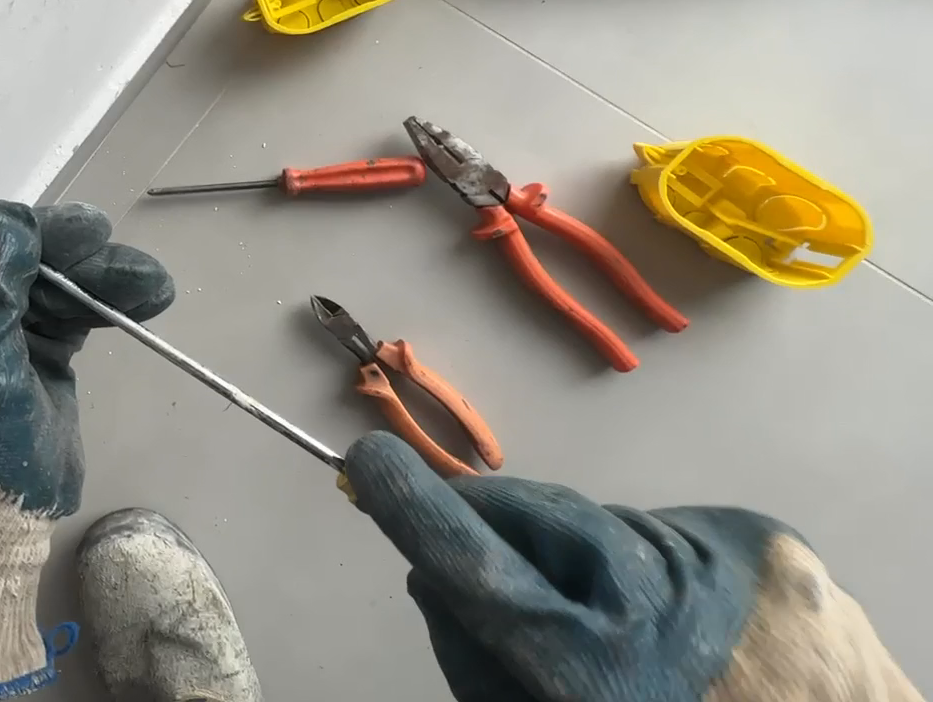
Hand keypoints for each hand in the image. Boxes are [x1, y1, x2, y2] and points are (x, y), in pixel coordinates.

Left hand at [0, 199, 175, 513]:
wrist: (3, 515)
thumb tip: (11, 217)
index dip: (32, 232)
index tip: (81, 231)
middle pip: (28, 261)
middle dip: (75, 255)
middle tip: (116, 246)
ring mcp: (10, 331)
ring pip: (58, 285)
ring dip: (104, 278)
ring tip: (154, 281)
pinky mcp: (45, 351)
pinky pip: (77, 313)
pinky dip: (109, 303)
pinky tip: (148, 296)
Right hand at [344, 432, 916, 701]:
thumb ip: (468, 648)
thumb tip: (431, 567)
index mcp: (592, 671)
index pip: (466, 554)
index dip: (404, 499)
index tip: (364, 460)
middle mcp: (658, 600)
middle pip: (523, 514)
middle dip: (491, 525)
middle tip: (495, 568)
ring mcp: (723, 563)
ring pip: (587, 517)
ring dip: (572, 549)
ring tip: (615, 615)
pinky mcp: (768, 541)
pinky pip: (656, 526)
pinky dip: (644, 557)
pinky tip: (680, 612)